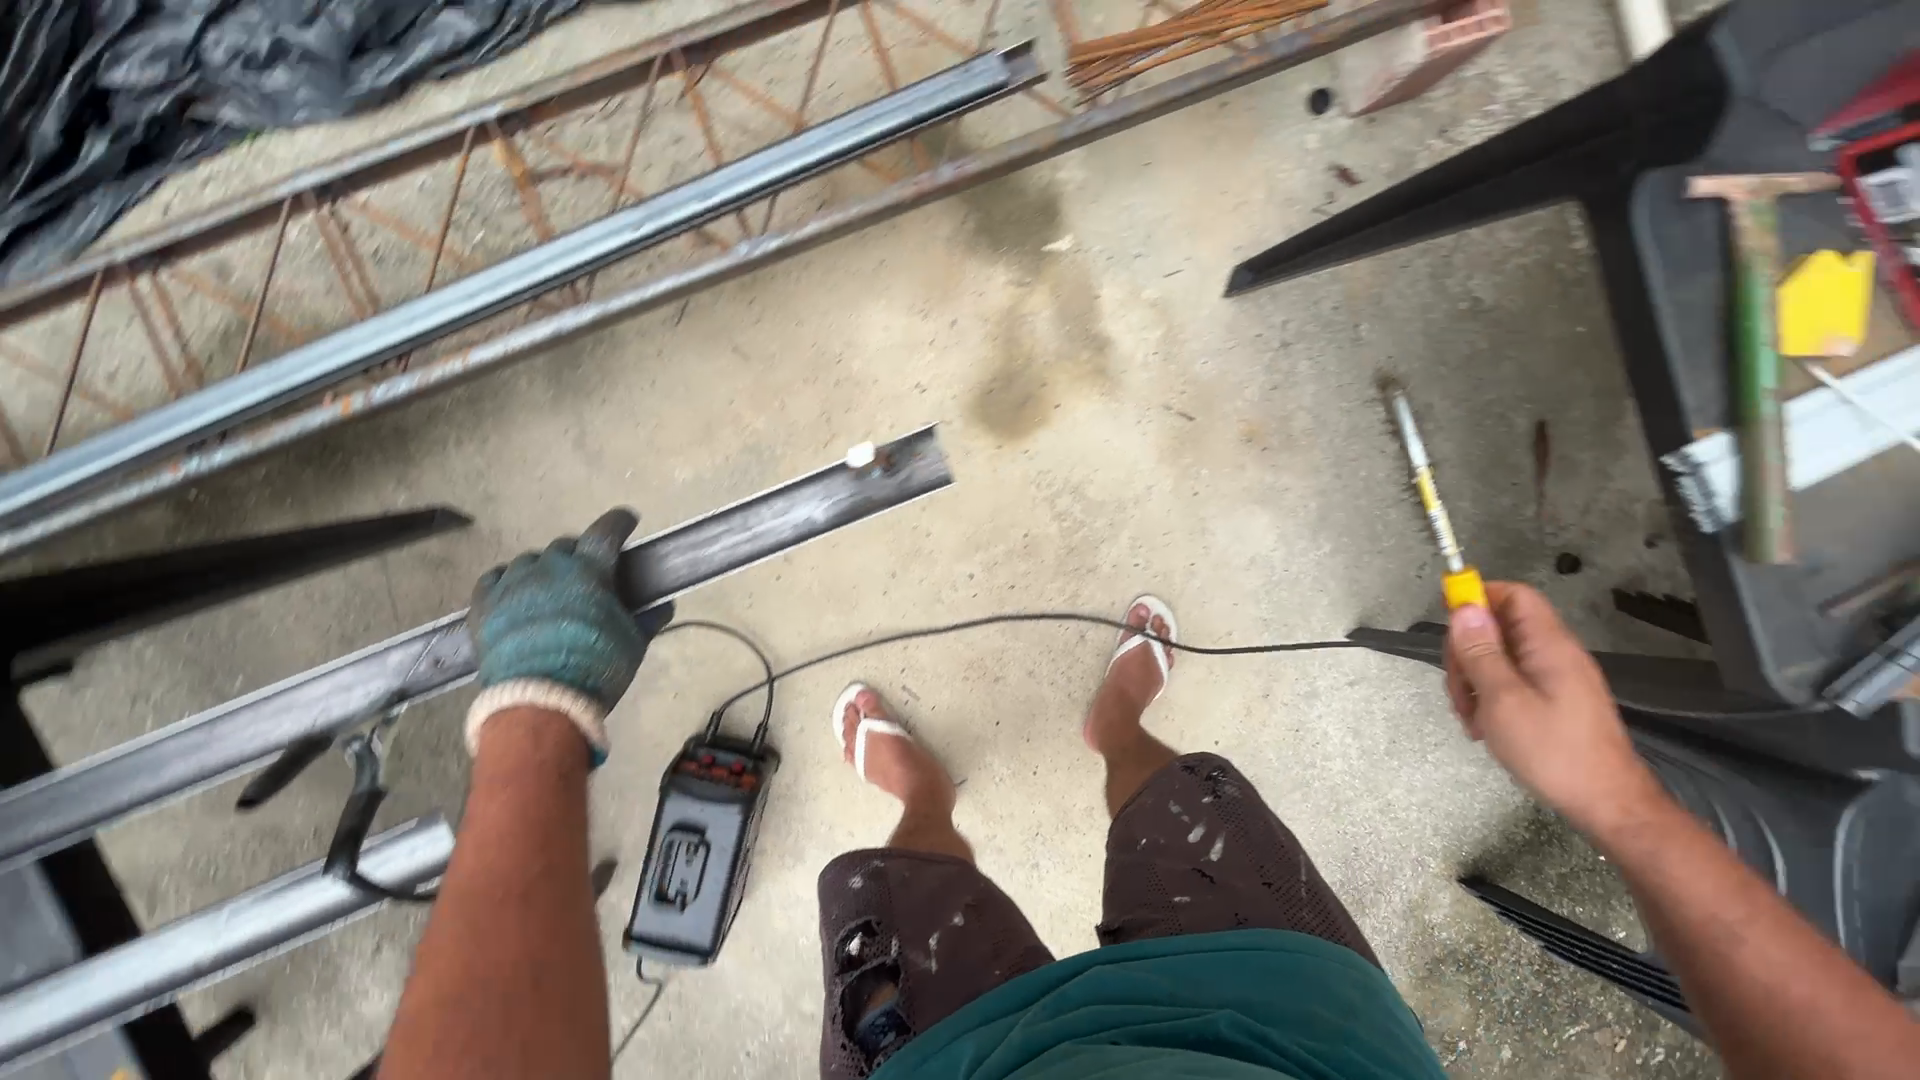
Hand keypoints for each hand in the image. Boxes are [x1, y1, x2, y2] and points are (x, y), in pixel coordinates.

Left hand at [470, 509, 672, 722]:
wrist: (540, 701)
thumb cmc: (596, 667)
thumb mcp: (633, 644)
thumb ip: (647, 620)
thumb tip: (663, 606)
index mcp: (590, 569)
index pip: (606, 530)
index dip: (619, 522)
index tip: (627, 521)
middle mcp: (549, 566)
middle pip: (566, 547)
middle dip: (579, 556)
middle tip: (588, 577)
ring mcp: (512, 583)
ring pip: (530, 562)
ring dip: (544, 571)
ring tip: (551, 593)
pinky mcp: (484, 604)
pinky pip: (495, 579)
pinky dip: (508, 582)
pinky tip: (516, 596)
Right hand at [1445, 582, 1663, 834]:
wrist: (1607, 804)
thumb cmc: (1552, 750)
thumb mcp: (1502, 699)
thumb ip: (1481, 652)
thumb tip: (1465, 607)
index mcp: (1548, 646)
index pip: (1513, 595)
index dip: (1477, 598)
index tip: (1448, 625)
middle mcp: (1554, 654)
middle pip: (1498, 628)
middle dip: (1466, 652)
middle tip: (1458, 689)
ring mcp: (1555, 679)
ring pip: (1499, 658)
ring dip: (1473, 680)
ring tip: (1470, 716)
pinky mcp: (1554, 701)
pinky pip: (1510, 682)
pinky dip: (1489, 697)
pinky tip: (1485, 726)